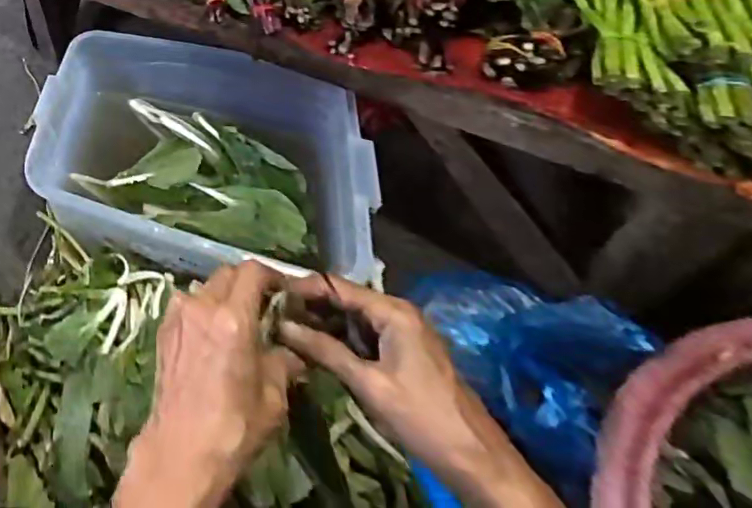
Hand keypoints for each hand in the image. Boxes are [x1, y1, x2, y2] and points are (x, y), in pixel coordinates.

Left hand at [115, 261, 303, 507]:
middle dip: (248, 283)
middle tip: (265, 306)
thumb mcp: (273, 398)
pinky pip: (188, 304)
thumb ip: (282, 362)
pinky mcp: (163, 325)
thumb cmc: (234, 426)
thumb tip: (290, 351)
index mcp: (232, 317)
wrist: (181, 445)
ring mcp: (177, 313)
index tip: (285, 289)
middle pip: (227, 273)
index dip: (271, 274)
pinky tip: (212, 334)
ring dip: (224, 296)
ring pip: (205, 287)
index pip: (252, 271)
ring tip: (238, 322)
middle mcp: (200, 304)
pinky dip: (204, 309)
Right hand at [273, 275, 560, 507]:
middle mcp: (399, 312)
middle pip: (344, 299)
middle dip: (309, 307)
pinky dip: (342, 340)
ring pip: (353, 318)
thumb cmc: (424, 419)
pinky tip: (318, 349)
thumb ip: (324, 350)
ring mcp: (405, 333)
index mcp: (392, 311)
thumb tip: (281, 325)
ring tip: (287, 331)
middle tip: (273, 315)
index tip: (268, 295)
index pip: (335, 285)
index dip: (301, 288)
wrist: (482, 466)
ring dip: (323, 324)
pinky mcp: (407, 353)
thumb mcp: (368, 384)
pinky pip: (366, 335)